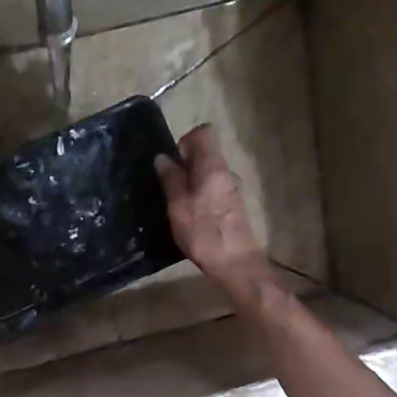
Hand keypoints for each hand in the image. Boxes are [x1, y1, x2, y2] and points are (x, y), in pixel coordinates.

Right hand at [154, 125, 272, 310]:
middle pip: (205, 153)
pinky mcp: (233, 205)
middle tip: (168, 187)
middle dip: (184, 164)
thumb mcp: (178, 204)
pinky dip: (200, 194)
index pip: (203, 133)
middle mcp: (226, 172)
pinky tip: (190, 216)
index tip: (172, 163)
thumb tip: (162, 157)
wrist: (234, 263)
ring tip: (176, 204)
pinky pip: (213, 188)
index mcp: (213, 165)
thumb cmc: (203, 232)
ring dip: (191, 181)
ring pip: (208, 173)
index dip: (184, 142)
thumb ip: (171, 178)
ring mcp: (232, 189)